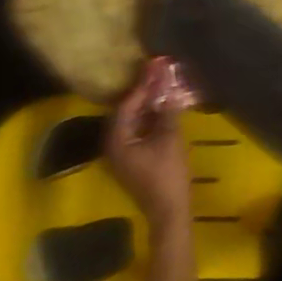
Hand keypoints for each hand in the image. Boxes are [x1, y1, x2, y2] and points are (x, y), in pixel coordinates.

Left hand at [105, 78, 190, 234]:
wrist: (169, 213)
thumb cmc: (168, 175)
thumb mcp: (170, 139)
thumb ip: (167, 111)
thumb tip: (168, 88)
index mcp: (116, 139)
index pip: (126, 104)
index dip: (141, 85)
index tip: (154, 67)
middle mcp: (112, 144)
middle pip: (126, 111)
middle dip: (142, 93)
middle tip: (157, 74)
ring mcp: (120, 154)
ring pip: (131, 122)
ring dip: (146, 106)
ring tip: (161, 87)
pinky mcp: (130, 160)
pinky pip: (136, 132)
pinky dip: (148, 120)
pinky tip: (162, 110)